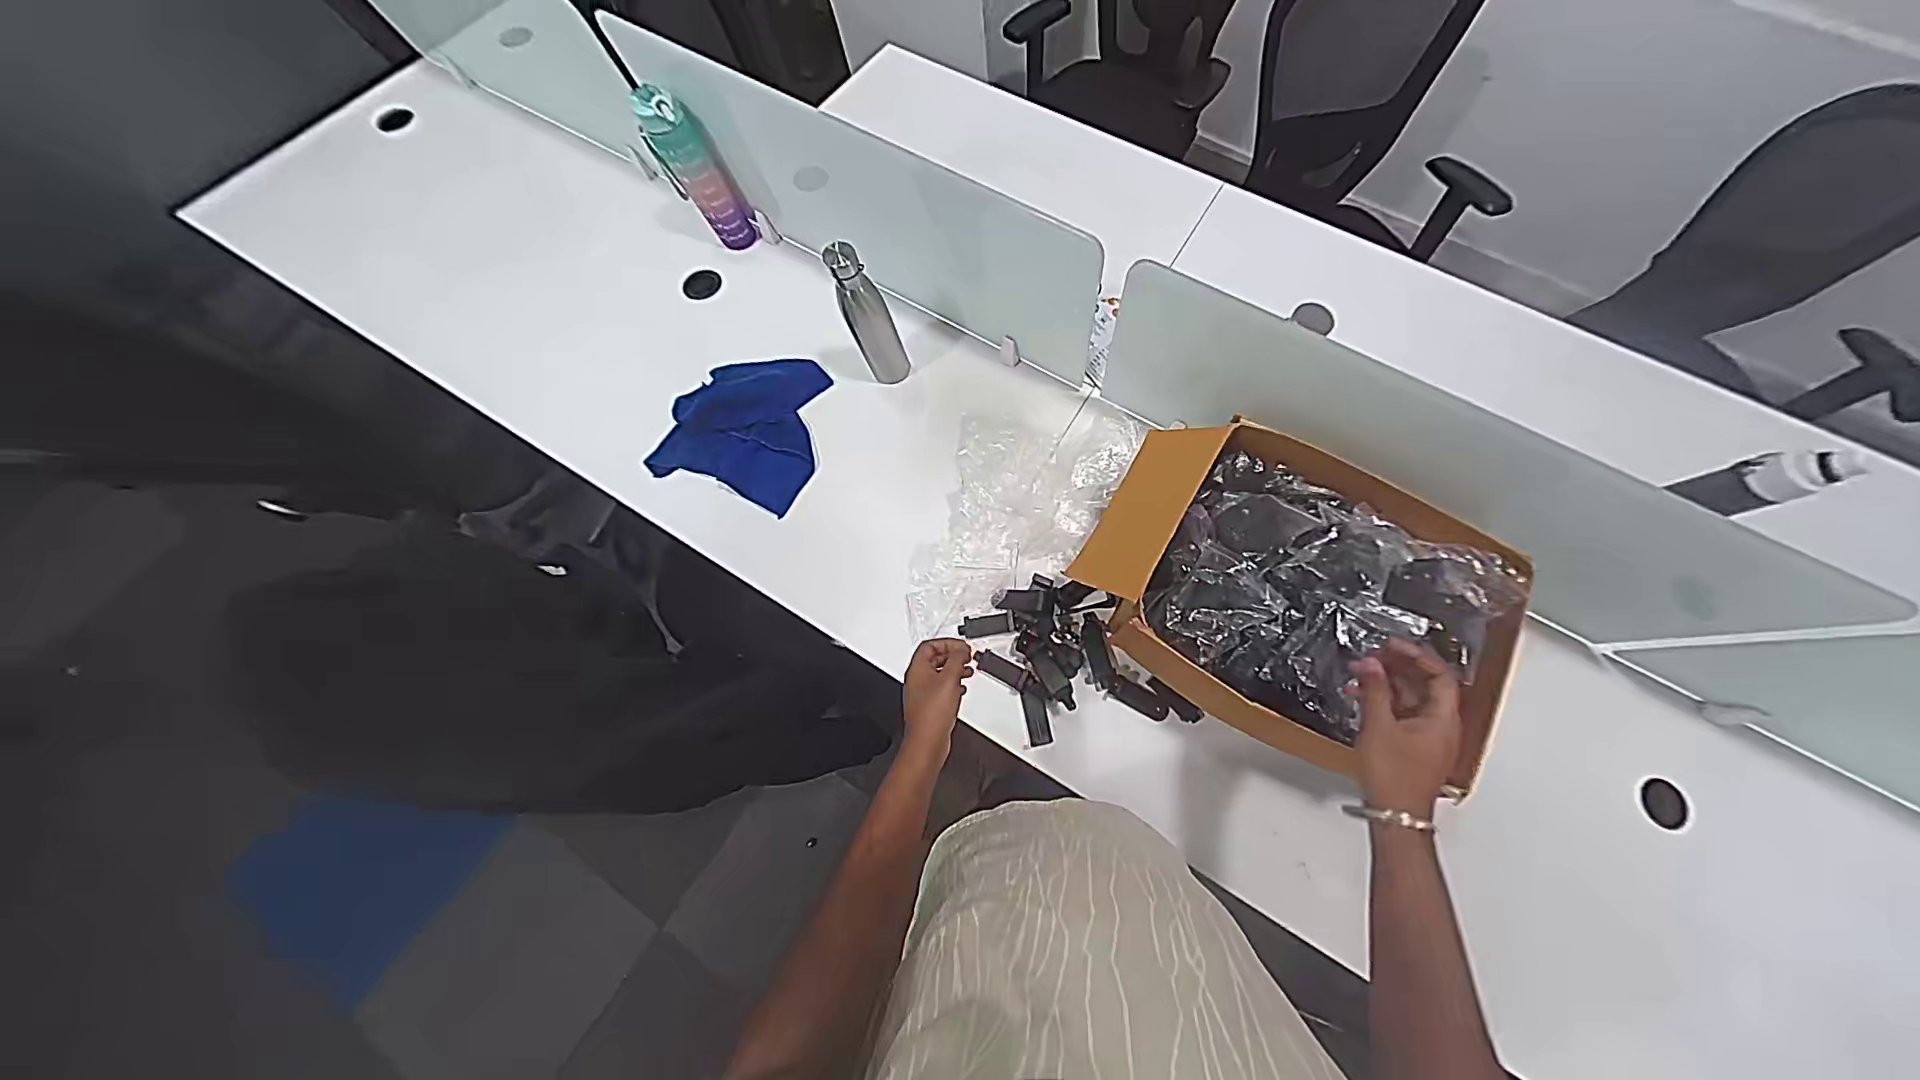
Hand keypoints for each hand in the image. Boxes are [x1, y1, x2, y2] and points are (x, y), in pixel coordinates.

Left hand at [901, 638, 972, 754]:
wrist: (927, 742)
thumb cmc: (931, 715)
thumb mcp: (949, 679)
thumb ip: (956, 660)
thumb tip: (961, 649)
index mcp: (917, 669)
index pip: (930, 645)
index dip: (947, 643)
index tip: (962, 647)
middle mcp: (917, 680)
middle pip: (935, 658)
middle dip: (953, 655)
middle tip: (966, 656)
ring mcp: (923, 693)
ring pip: (939, 672)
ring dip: (954, 669)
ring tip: (968, 670)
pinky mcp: (930, 705)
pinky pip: (942, 687)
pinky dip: (953, 683)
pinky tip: (961, 688)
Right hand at [1351, 639, 1461, 817]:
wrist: (1395, 812)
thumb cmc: (1395, 777)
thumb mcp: (1379, 727)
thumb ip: (1375, 691)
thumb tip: (1373, 666)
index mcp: (1442, 719)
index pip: (1439, 675)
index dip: (1417, 655)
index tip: (1393, 645)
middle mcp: (1440, 725)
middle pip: (1425, 684)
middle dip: (1398, 666)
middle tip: (1374, 655)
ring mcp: (1427, 734)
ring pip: (1410, 697)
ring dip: (1387, 682)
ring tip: (1362, 673)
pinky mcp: (1412, 742)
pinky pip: (1401, 710)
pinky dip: (1383, 699)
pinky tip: (1363, 696)